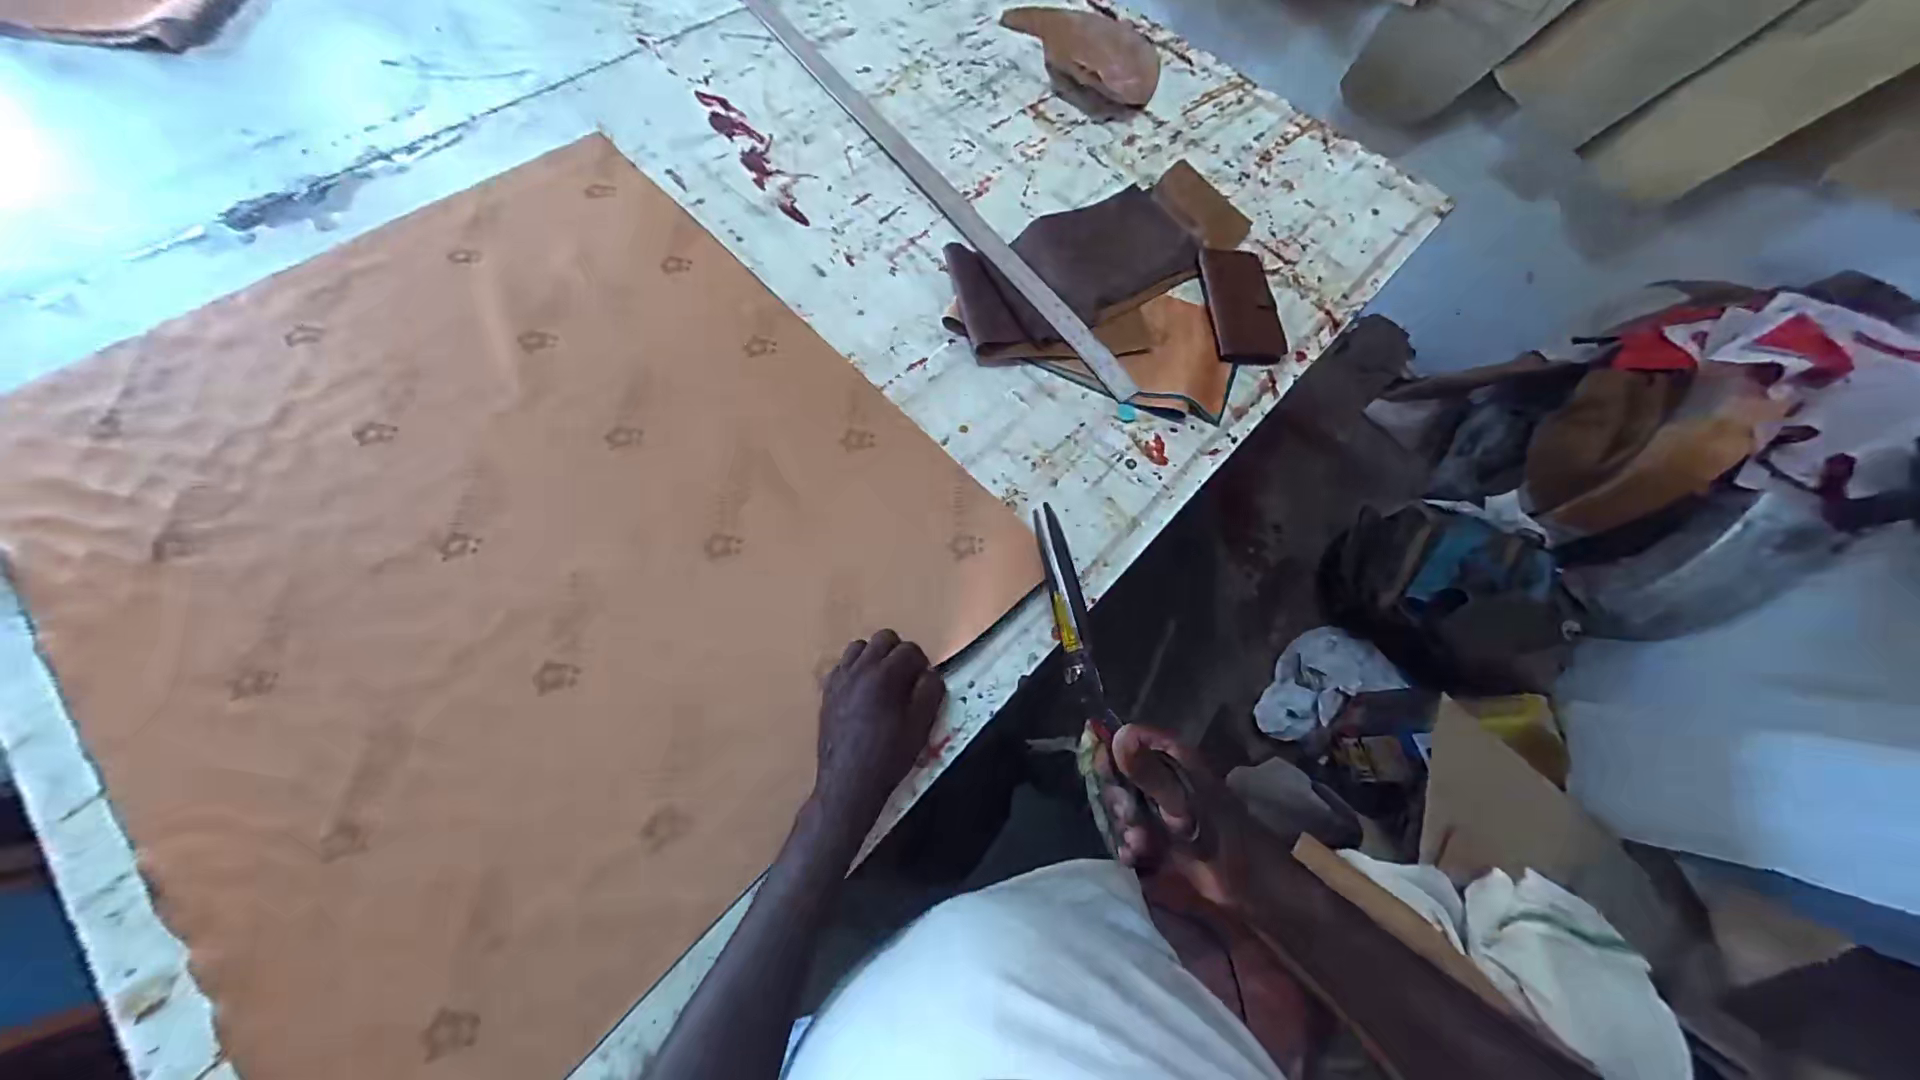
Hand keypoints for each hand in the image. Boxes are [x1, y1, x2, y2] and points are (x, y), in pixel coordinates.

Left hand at [812, 629, 945, 827]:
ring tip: (883, 681)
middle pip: (883, 638)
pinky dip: (855, 669)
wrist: (848, 782)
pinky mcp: (827, 691)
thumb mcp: (920, 726)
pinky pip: (842, 665)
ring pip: (859, 647)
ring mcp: (840, 679)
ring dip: (875, 657)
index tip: (924, 681)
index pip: (909, 649)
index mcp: (884, 676)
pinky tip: (862, 692)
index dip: (922, 663)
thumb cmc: (889, 756)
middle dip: (899, 653)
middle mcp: (859, 669)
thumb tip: (929, 674)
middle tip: (906, 677)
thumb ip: (930, 692)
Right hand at [1097, 723, 1280, 913]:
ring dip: (1123, 824)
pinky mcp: (1156, 838)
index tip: (1098, 765)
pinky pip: (1128, 833)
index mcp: (1173, 758)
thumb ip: (1150, 772)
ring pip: (1121, 805)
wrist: (1252, 892)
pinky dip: (1127, 846)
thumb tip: (1118, 735)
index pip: (1131, 738)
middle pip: (1119, 773)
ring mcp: (1158, 808)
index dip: (1111, 747)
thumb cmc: (1226, 838)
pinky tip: (1134, 857)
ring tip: (1139, 845)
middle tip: (1128, 817)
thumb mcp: (1184, 803)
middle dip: (1117, 797)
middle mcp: (1162, 778)